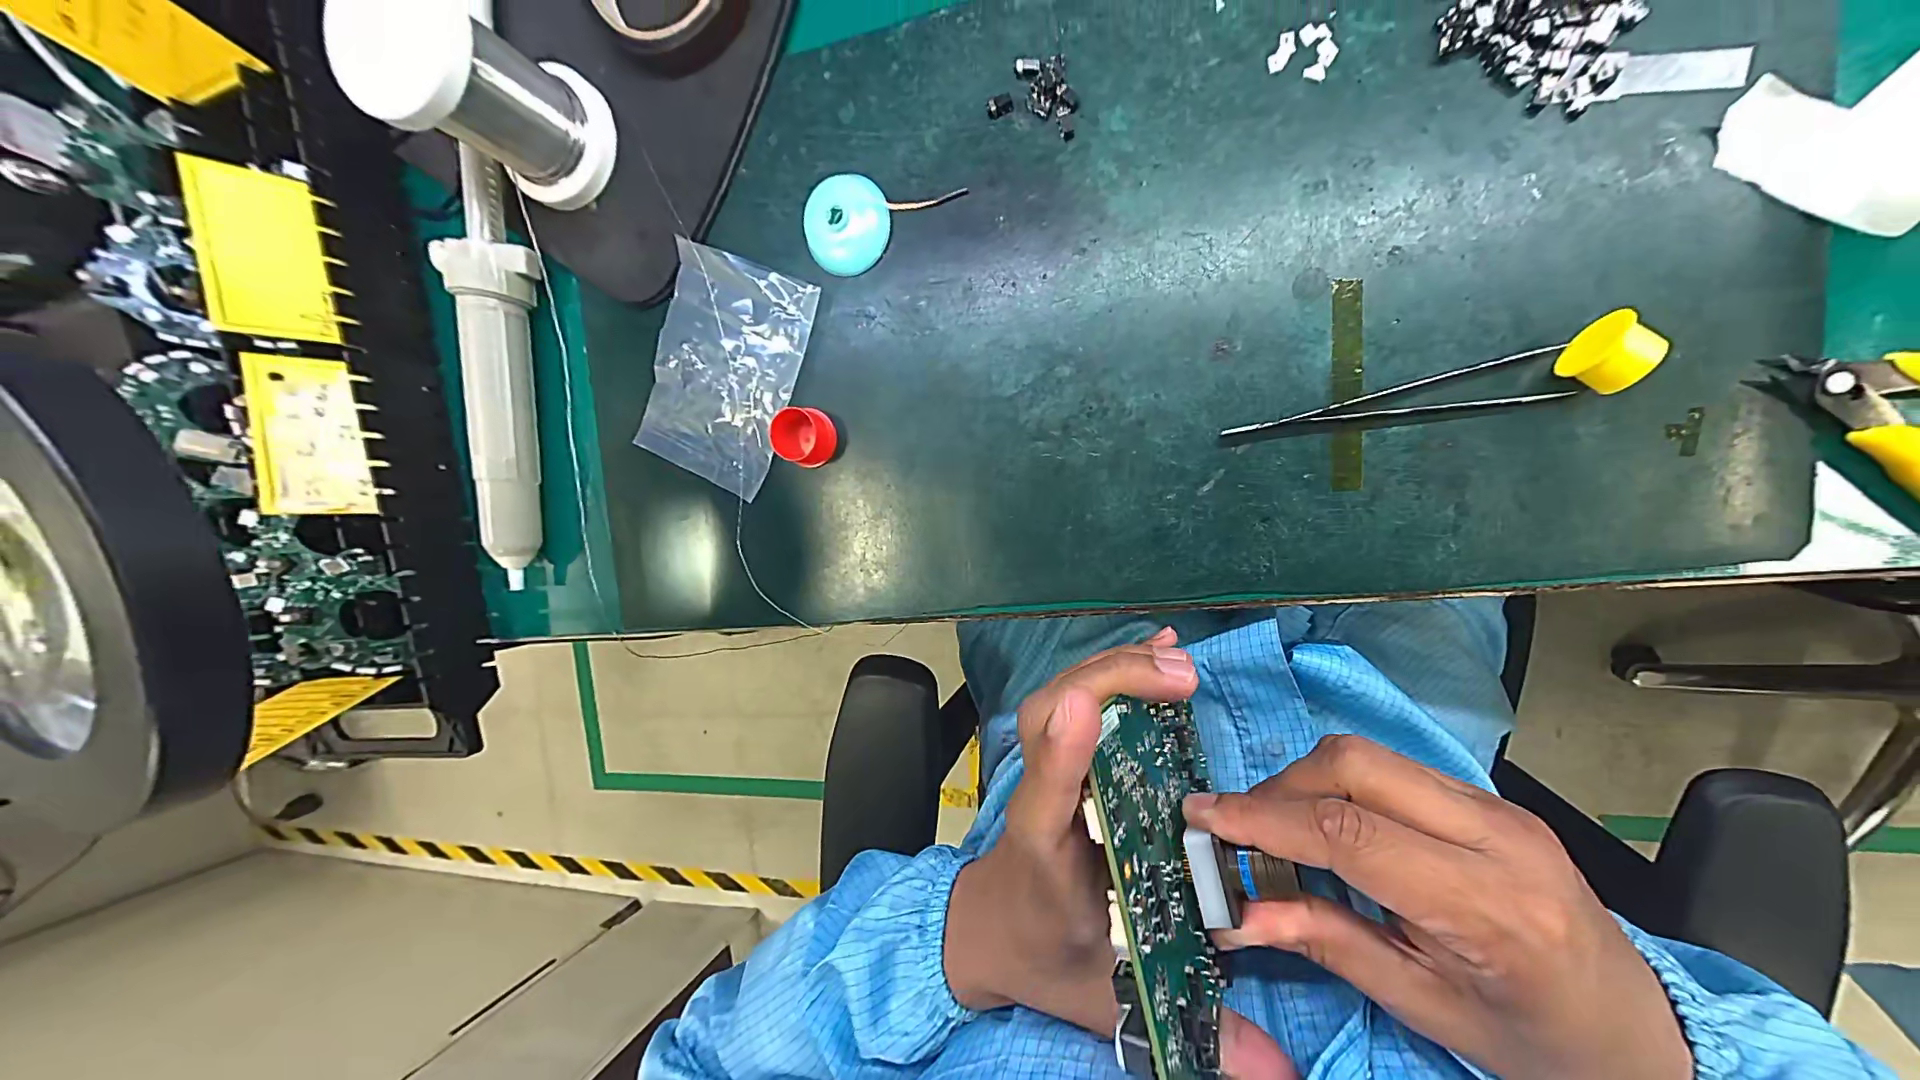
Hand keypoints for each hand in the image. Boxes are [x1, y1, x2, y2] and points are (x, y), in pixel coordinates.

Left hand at [944, 628, 1197, 1033]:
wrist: (989, 926)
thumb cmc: (1044, 954)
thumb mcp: (1110, 996)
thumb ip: (1196, 1027)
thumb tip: (1282, 1077)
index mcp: (1042, 851)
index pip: (1043, 796)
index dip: (1058, 752)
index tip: (1081, 709)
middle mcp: (1040, 797)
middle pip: (1047, 721)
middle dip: (1106, 685)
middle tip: (1180, 678)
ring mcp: (1045, 770)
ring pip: (1059, 699)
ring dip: (1113, 669)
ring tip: (1175, 661)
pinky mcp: (1060, 757)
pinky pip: (1078, 702)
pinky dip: (1112, 672)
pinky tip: (1155, 652)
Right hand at [1183, 735, 1690, 1079]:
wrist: (1643, 1030)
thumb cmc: (1532, 1038)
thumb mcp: (1425, 1007)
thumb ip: (1328, 943)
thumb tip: (1240, 913)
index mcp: (1489, 906)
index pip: (1349, 831)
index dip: (1263, 818)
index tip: (1203, 815)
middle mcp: (1497, 835)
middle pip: (1353, 764)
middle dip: (1278, 787)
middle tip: (1240, 827)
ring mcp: (1497, 805)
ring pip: (1364, 753)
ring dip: (1302, 779)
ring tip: (1277, 826)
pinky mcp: (1488, 796)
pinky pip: (1388, 765)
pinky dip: (1335, 782)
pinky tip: (1324, 820)